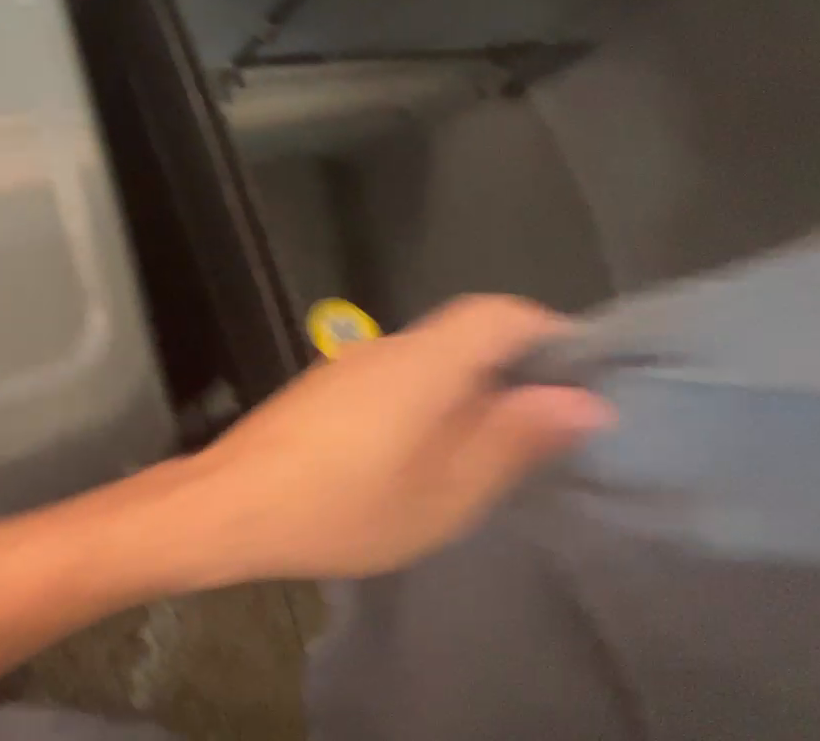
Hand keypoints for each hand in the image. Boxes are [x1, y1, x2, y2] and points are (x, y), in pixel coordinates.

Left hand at [119, 295, 614, 586]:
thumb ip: (511, 438)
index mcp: (418, 361)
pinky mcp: (319, 390)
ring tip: (503, 449)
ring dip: (469, 390)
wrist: (228, 505)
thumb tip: (582, 399)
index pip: (497, 313)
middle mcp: (378, 349)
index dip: (551, 334)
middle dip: (516, 370)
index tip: (591, 381)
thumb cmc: (342, 507)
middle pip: (462, 335)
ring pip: (426, 360)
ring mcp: (342, 366)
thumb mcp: (445, 490)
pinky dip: (428, 401)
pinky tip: (433, 452)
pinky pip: (393, 379)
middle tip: (556, 430)